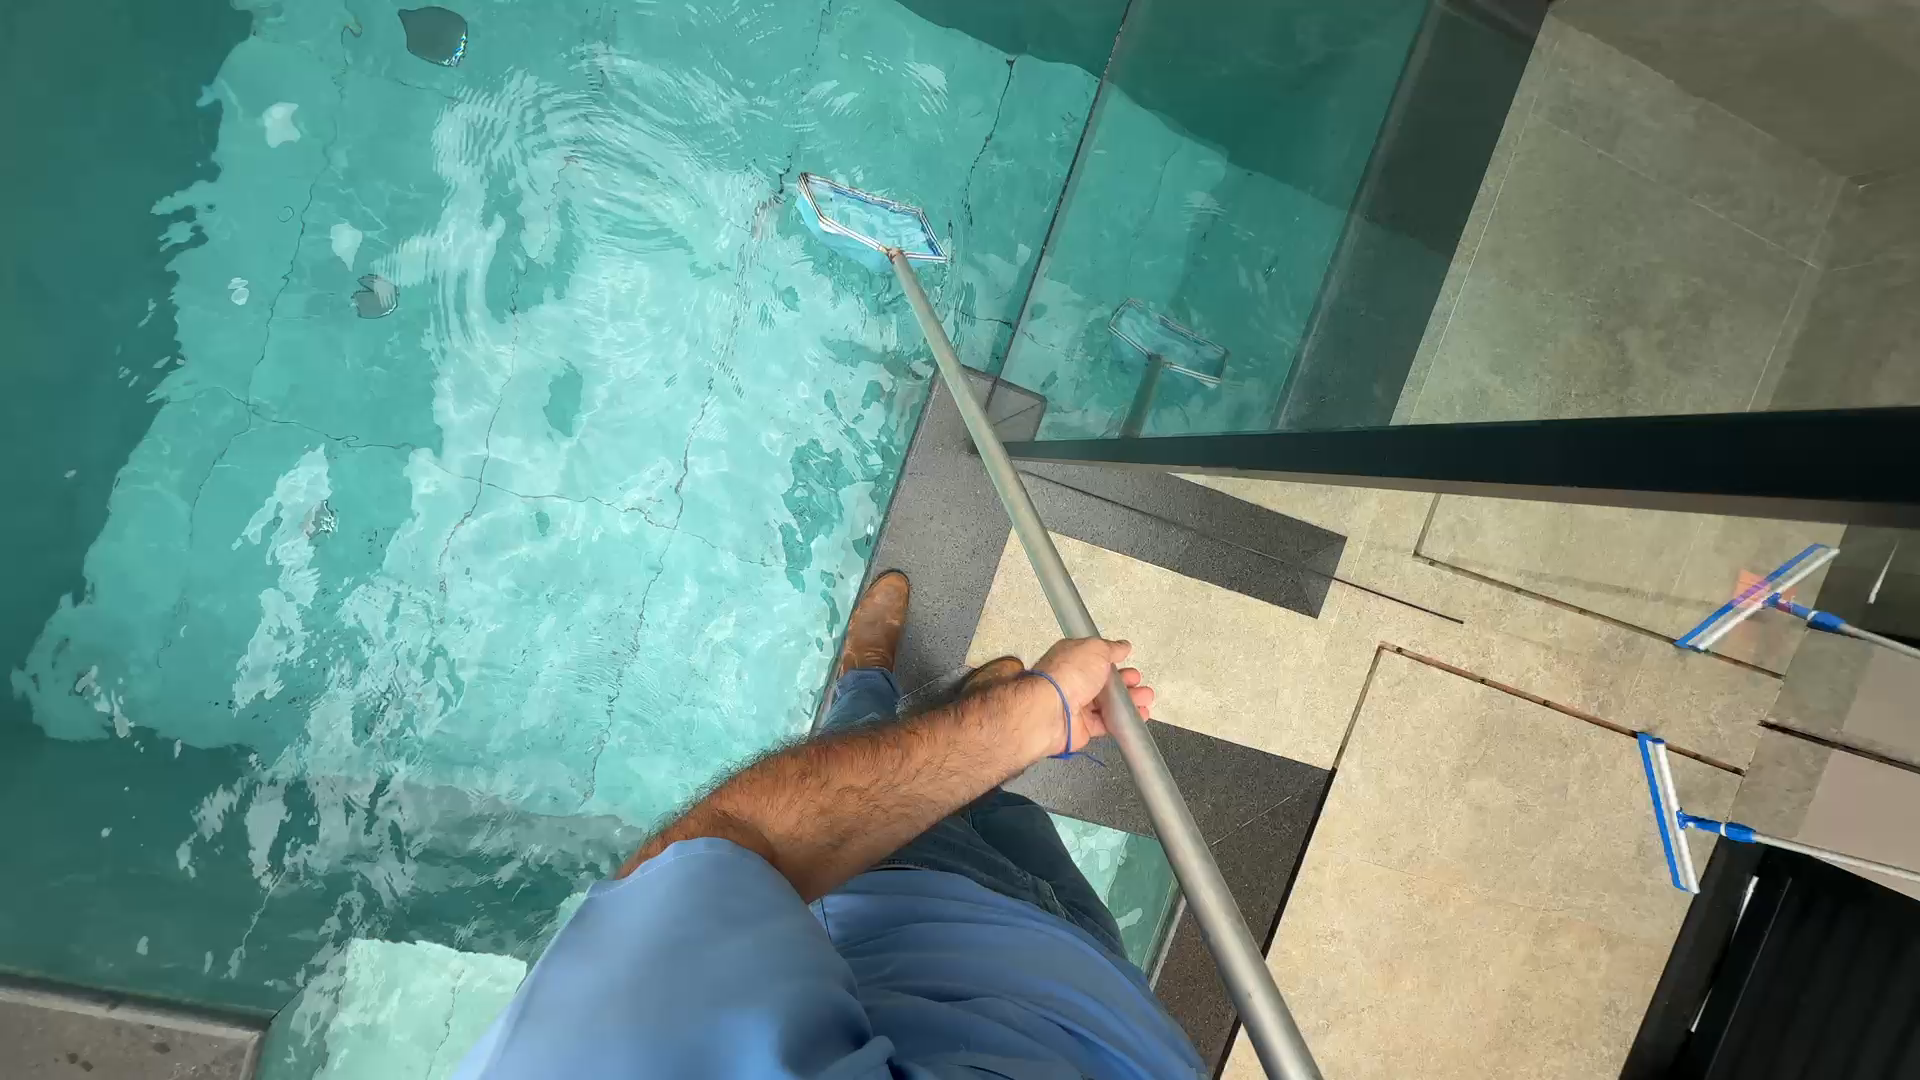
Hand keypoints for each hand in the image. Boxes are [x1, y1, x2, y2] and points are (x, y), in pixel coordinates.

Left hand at [1031, 637, 1152, 753]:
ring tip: (1144, 699)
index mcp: (1072, 657)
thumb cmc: (1065, 675)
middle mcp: (1073, 680)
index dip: (1113, 660)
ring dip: (1128, 702)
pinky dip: (1122, 721)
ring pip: (1107, 704)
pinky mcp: (1082, 726)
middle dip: (1125, 682)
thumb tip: (1122, 646)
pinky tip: (1136, 717)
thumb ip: (1111, 648)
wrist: (1050, 711)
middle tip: (1137, 682)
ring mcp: (1077, 704)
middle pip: (1103, 682)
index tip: (1127, 662)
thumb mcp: (1095, 649)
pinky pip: (1106, 724)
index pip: (1095, 657)